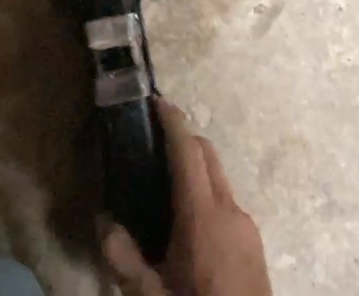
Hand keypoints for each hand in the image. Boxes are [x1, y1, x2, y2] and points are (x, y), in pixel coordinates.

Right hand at [101, 99, 270, 295]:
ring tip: (162, 186)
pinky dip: (206, 195)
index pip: (188, 151)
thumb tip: (104, 222)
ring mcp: (247, 227)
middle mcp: (230, 211)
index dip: (172, 121)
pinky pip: (227, 204)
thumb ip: (123, 258)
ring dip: (195, 169)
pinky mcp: (254, 245)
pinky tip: (185, 224)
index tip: (157, 101)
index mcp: (203, 215)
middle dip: (183, 139)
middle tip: (151, 140)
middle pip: (208, 156)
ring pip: (219, 180)